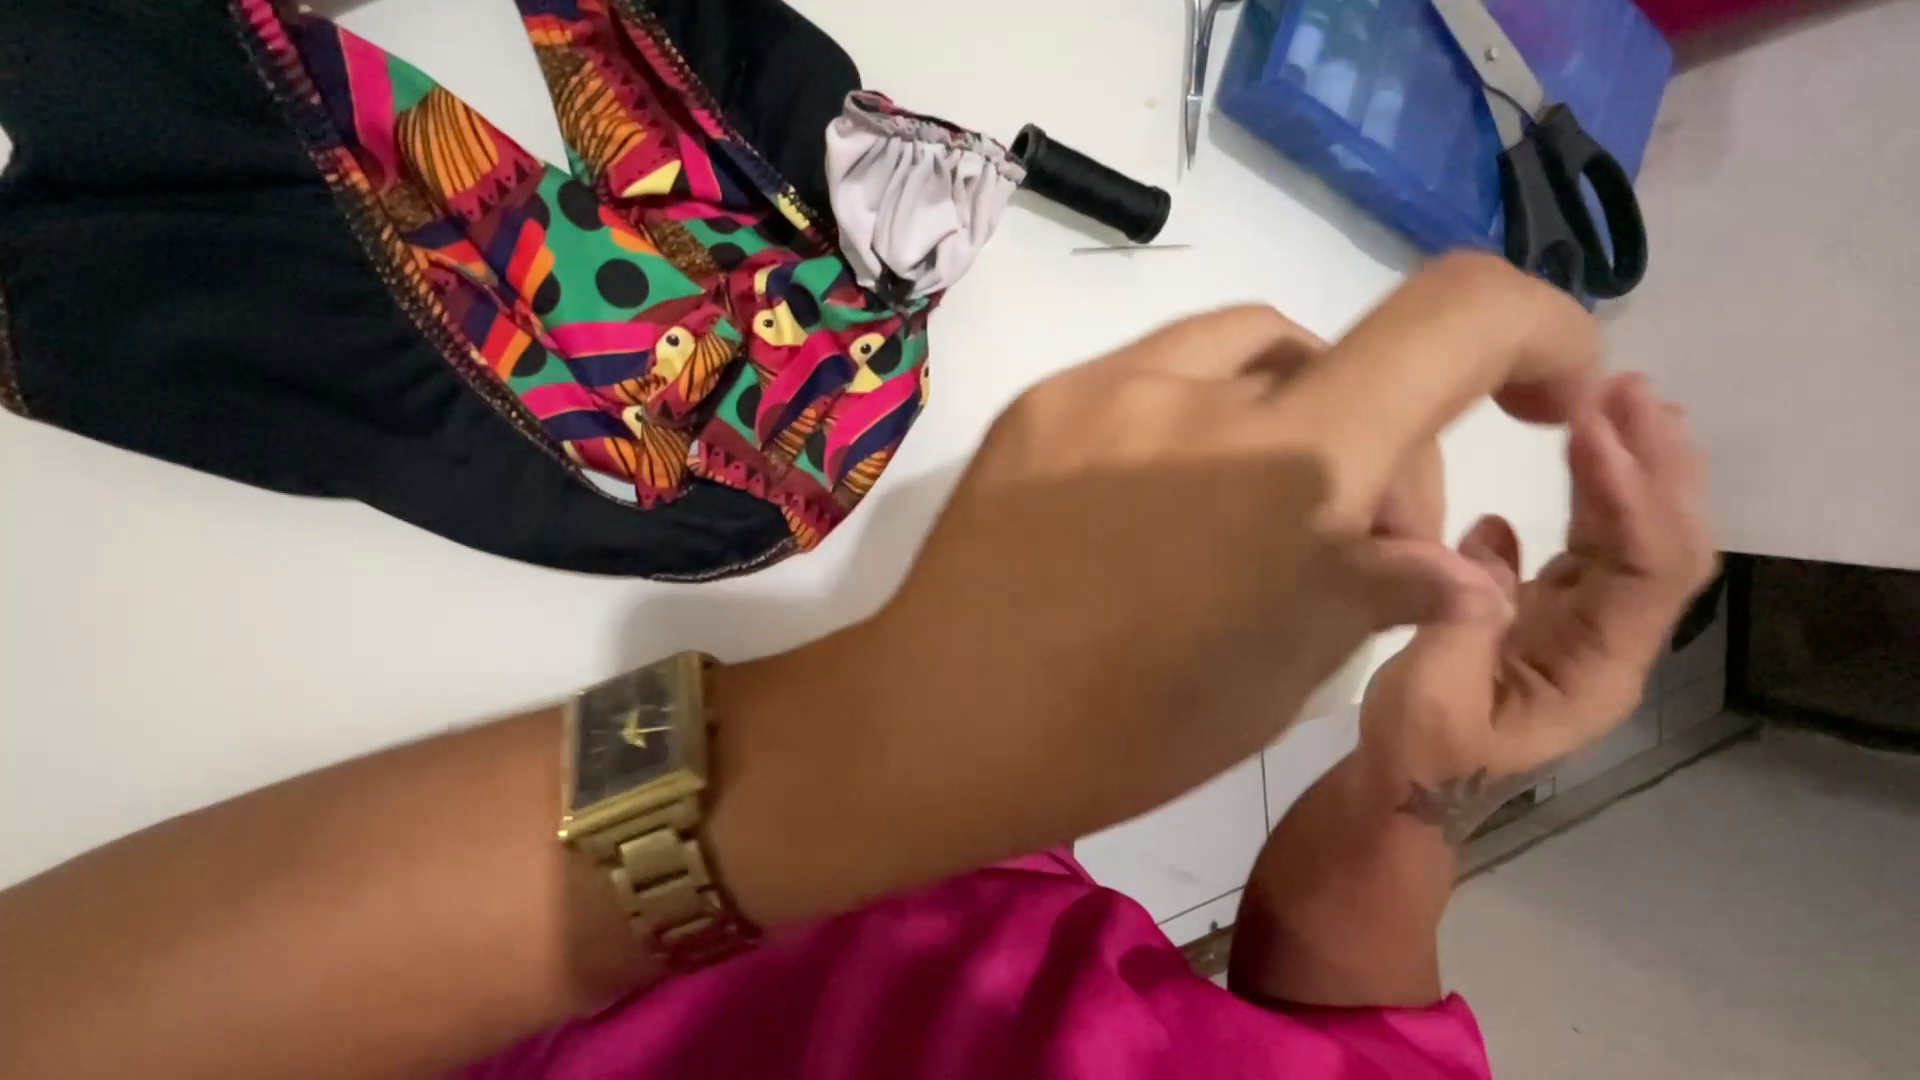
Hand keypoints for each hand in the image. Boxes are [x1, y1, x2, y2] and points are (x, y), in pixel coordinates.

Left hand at [708, 255, 1600, 924]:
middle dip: (1376, 435)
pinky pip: (1150, 377)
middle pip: (1341, 355)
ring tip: (1241, 515)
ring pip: (1244, 354)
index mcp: (1288, 466)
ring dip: (1282, 414)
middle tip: (1341, 537)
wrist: (945, 718)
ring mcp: (1103, 387)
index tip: (1542, 389)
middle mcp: (1200, 395)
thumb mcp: (1280, 674)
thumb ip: (1373, 588)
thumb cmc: (1122, 730)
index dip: (1536, 329)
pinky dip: (1189, 420)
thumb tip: (1458, 567)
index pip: (1454, 318)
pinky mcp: (1039, 401)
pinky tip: (1148, 505)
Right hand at [1358, 372, 1716, 840]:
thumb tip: (1488, 541)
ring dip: (1626, 474)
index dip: (1628, 495)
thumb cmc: (1420, 753)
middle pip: (1663, 545)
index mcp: (1597, 667)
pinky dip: (1574, 504)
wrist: (1409, 783)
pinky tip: (1550, 471)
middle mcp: (1607, 640)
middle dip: (1655, 466)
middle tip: (1631, 391)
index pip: (1647, 568)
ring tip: (1612, 409)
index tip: (1590, 429)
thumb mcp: (1434, 698)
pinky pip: (1577, 552)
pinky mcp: (1538, 615)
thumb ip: (1463, 621)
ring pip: (1626, 542)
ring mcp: (1576, 626)